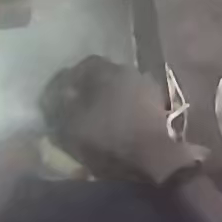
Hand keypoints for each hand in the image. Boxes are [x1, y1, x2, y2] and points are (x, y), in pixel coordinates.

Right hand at [41, 57, 197, 182]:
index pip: (84, 64)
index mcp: (109, 70)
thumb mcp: (73, 123)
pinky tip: (117, 124)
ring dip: (109, 100)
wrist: (154, 156)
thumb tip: (61, 95)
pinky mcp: (160, 107)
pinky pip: (135, 103)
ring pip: (122, 89)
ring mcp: (149, 88)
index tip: (61, 95)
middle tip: (78, 105)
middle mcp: (131, 72)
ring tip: (98, 117)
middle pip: (105, 75)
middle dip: (91, 88)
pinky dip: (124, 111)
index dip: (70, 79)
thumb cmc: (110, 135)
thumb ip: (62, 105)